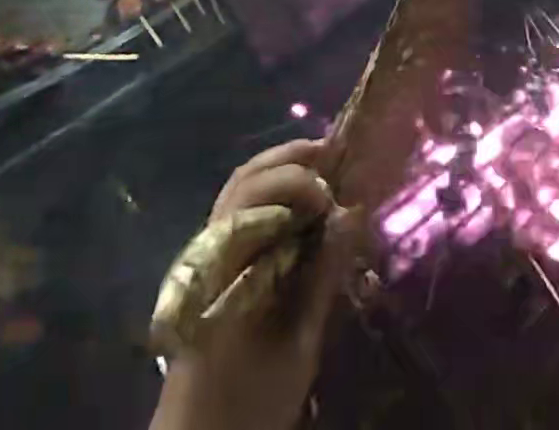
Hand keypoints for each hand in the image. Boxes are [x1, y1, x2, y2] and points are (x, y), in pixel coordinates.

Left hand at [150, 140, 363, 429]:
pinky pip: (244, 211)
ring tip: (328, 162)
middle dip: (291, 159)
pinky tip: (308, 198)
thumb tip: (351, 213)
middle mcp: (208, 255)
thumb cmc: (251, 403)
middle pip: (243, 182)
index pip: (248, 200)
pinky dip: (276, 191)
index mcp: (219, 274)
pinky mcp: (217, 268)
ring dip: (284, 168)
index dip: (294, 183)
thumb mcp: (297, 345)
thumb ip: (322, 277)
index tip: (332, 199)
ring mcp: (208, 259)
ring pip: (240, 190)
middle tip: (337, 154)